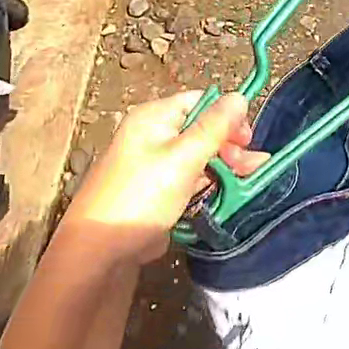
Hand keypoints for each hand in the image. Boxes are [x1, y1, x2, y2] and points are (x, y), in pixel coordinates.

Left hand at [57, 91, 265, 266]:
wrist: (99, 253)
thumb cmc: (141, 197)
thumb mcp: (184, 157)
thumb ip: (215, 126)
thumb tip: (239, 96)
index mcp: (154, 118)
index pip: (199, 102)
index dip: (227, 116)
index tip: (247, 139)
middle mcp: (153, 136)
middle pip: (202, 130)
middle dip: (230, 146)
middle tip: (249, 167)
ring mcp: (154, 166)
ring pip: (200, 158)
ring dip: (225, 168)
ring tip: (247, 183)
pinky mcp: (157, 193)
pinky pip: (191, 181)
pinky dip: (210, 186)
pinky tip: (228, 195)